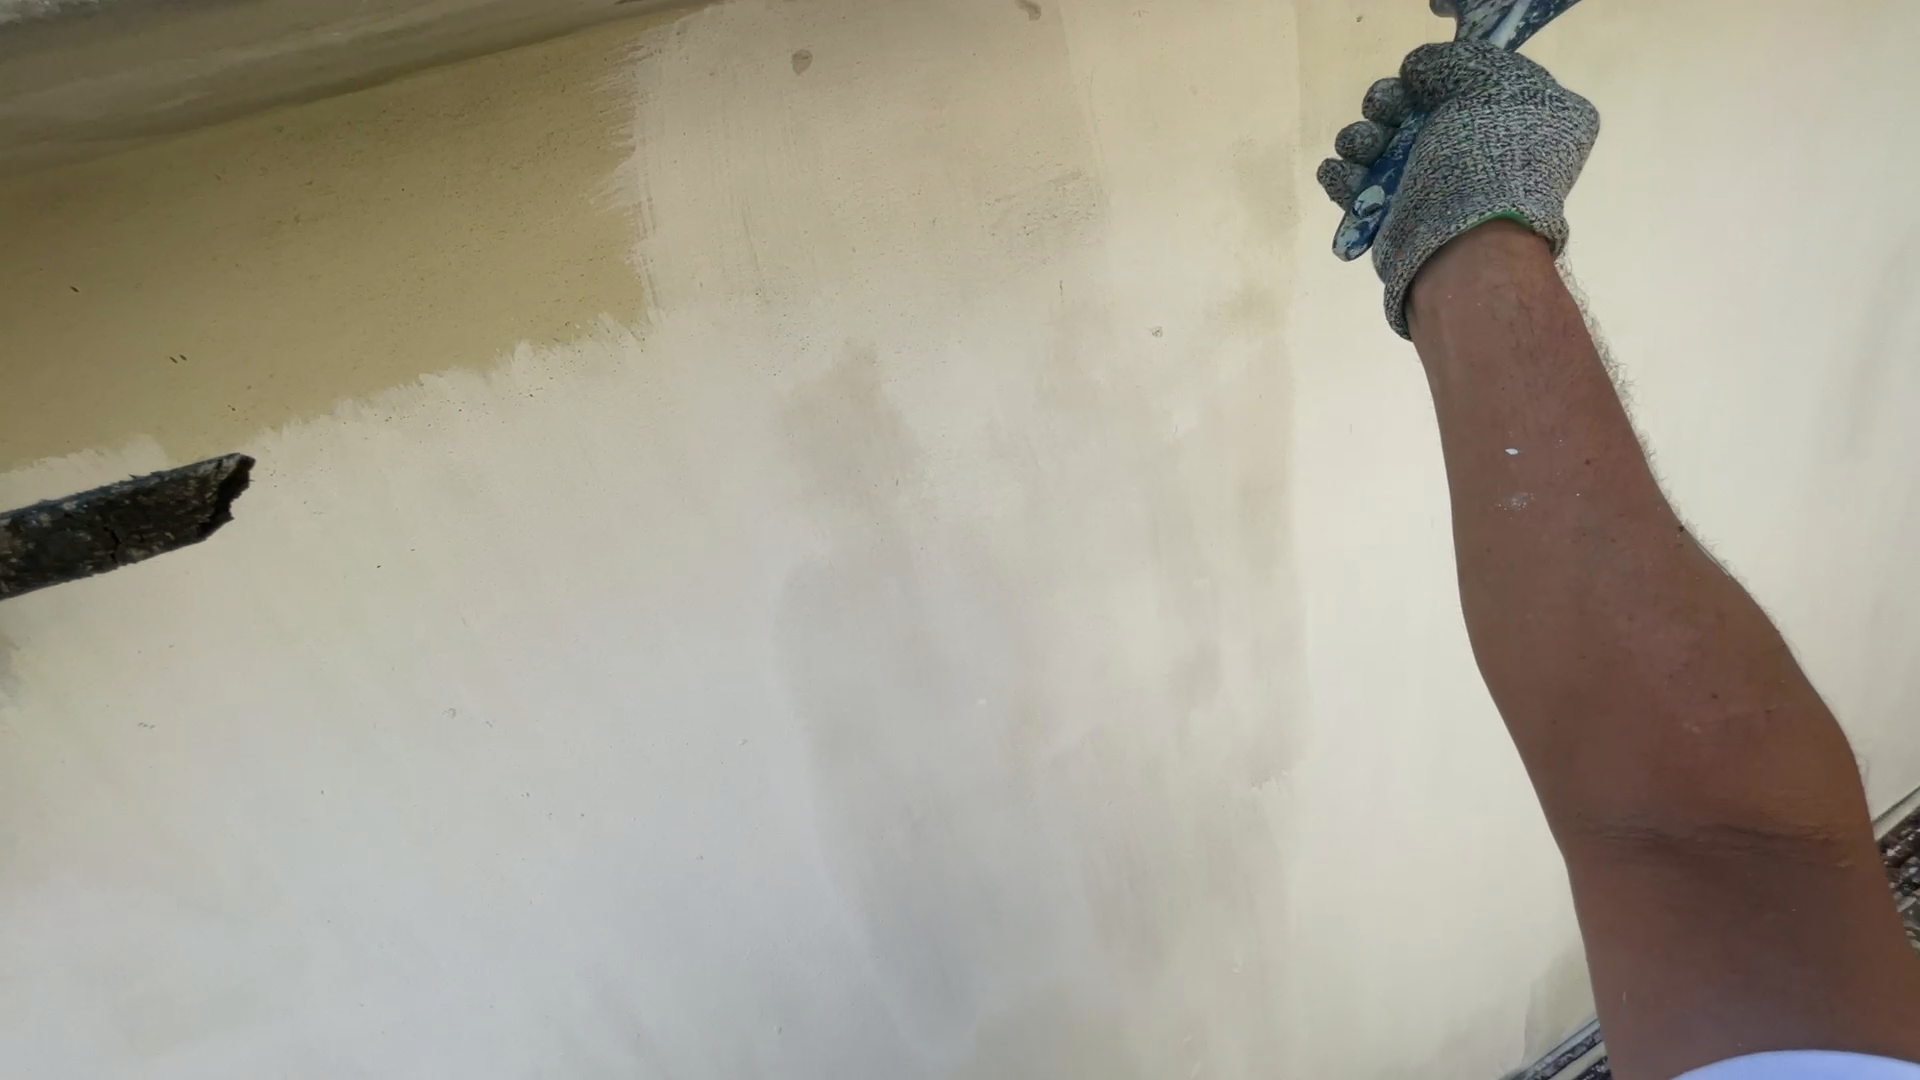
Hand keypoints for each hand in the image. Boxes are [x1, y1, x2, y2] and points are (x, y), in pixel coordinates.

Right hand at [1318, 41, 1600, 337]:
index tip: (1416, 79)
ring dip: (1359, 140)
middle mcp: (1465, 152)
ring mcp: (1424, 188)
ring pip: (1375, 150)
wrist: (1462, 244)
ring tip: (1359, 147)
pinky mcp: (1388, 219)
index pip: (1458, 83)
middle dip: (1386, 105)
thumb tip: (1417, 68)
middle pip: (1408, 114)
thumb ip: (1461, 62)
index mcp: (1506, 119)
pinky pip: (1354, 191)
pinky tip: (1337, 170)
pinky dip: (1339, 177)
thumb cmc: (1491, 162)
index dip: (1430, 75)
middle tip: (1383, 110)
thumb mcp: (1497, 87)